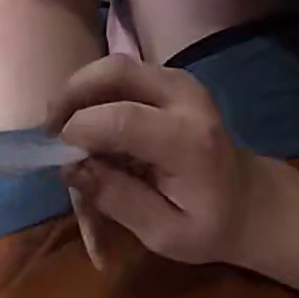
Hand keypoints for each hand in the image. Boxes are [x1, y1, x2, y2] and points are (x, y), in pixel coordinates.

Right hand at [46, 54, 255, 265]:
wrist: (248, 197)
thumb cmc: (208, 224)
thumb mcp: (164, 233)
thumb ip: (117, 199)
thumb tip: (70, 168)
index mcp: (188, 141)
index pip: (124, 118)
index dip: (82, 128)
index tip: (58, 151)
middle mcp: (185, 96)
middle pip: (118, 70)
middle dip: (74, 91)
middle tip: (50, 125)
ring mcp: (180, 79)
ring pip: (117, 64)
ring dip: (83, 88)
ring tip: (63, 123)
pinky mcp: (172, 76)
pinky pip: (125, 71)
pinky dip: (98, 89)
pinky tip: (88, 117)